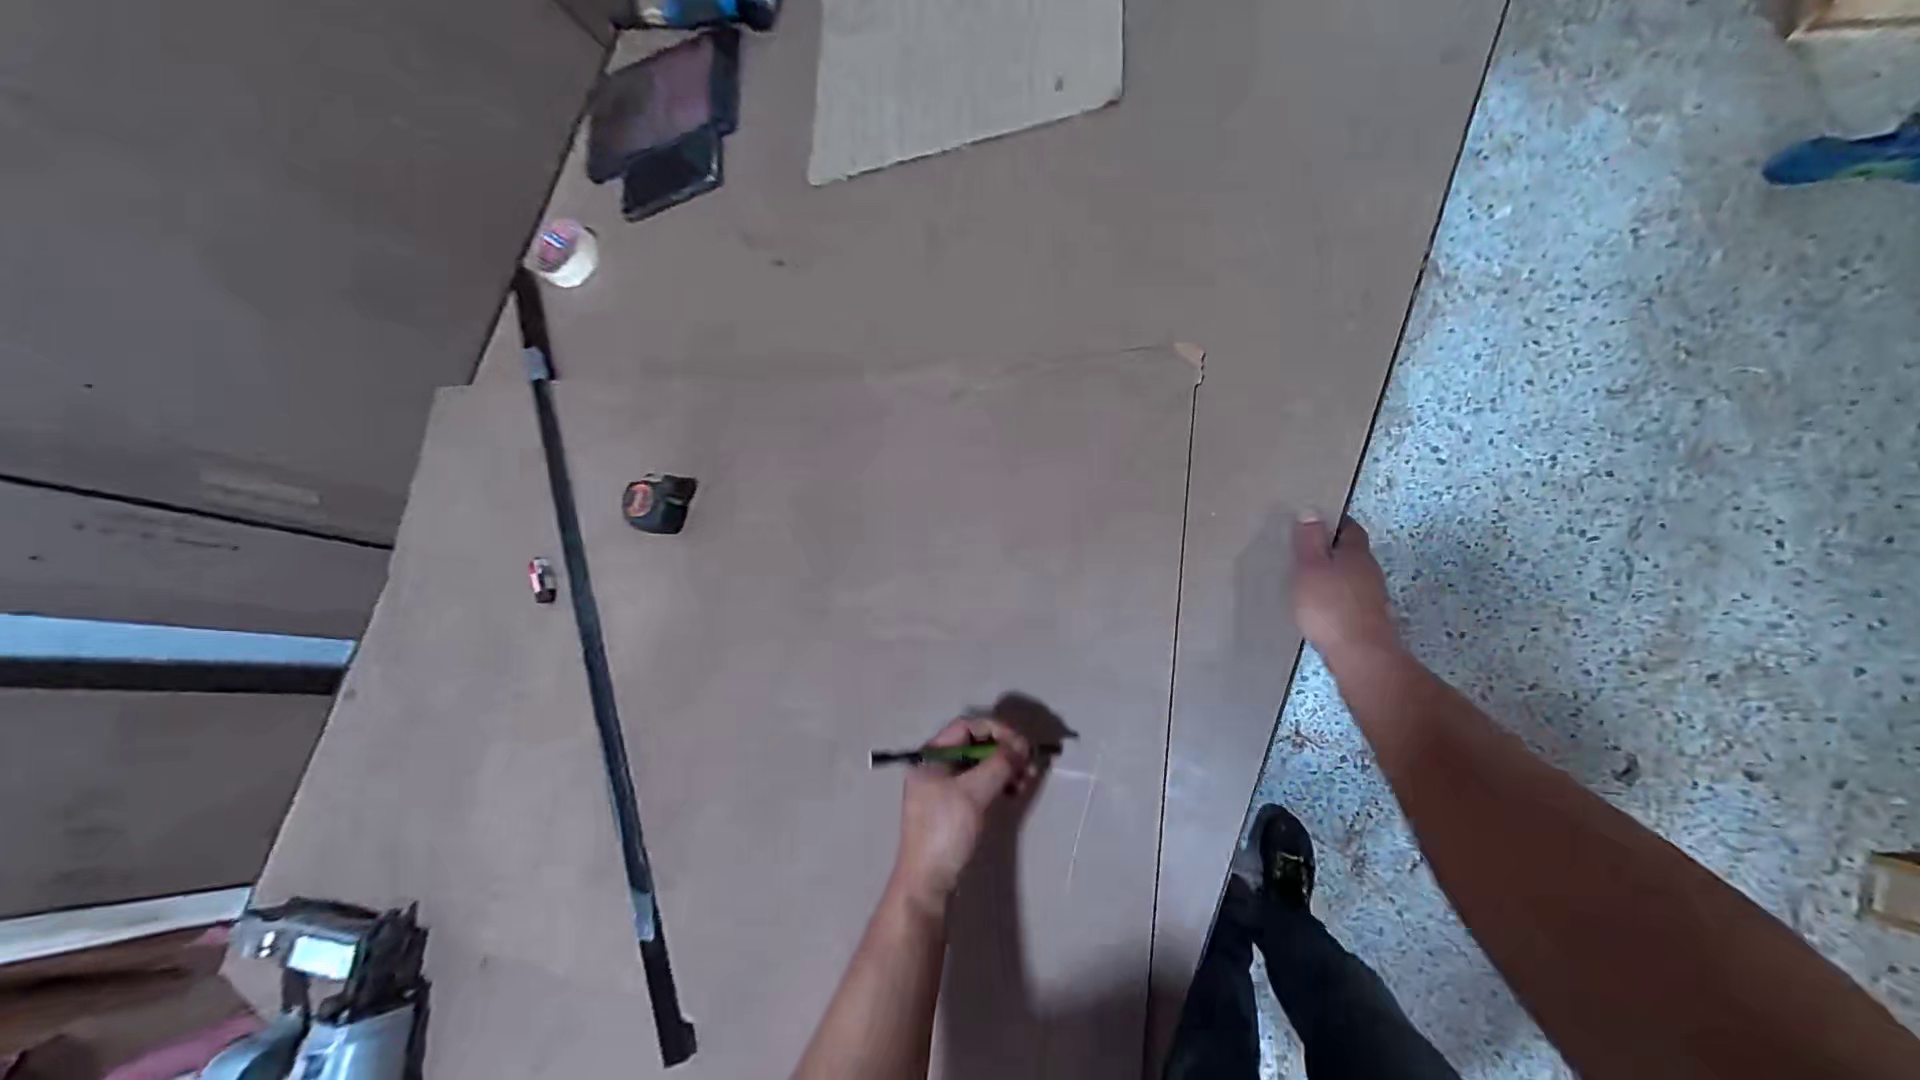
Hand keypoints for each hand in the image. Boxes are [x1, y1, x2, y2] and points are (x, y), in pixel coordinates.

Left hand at [889, 715, 1039, 915]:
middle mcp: (938, 765)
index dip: (996, 729)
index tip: (1021, 744)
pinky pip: (983, 783)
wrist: (927, 882)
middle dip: (1005, 750)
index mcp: (932, 755)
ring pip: (983, 764)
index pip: (967, 726)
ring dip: (1007, 766)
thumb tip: (1022, 746)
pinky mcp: (958, 806)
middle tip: (1030, 762)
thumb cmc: (944, 831)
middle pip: (977, 744)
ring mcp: (947, 786)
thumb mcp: (972, 793)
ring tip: (1029, 778)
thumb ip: (998, 765)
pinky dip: (1002, 782)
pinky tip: (1018, 789)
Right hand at [1292, 513, 1399, 660]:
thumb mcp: (1310, 567)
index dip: (1333, 521)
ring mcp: (1371, 596)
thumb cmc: (1330, 605)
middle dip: (1330, 548)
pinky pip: (1348, 596)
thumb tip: (1311, 510)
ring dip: (1332, 572)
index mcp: (1356, 553)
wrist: (1360, 654)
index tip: (1313, 521)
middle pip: (1351, 552)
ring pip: (1350, 575)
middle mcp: (1369, 571)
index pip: (1349, 527)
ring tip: (1305, 576)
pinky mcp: (1367, 617)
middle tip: (1303, 548)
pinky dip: (1334, 594)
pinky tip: (1317, 603)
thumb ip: (1309, 540)